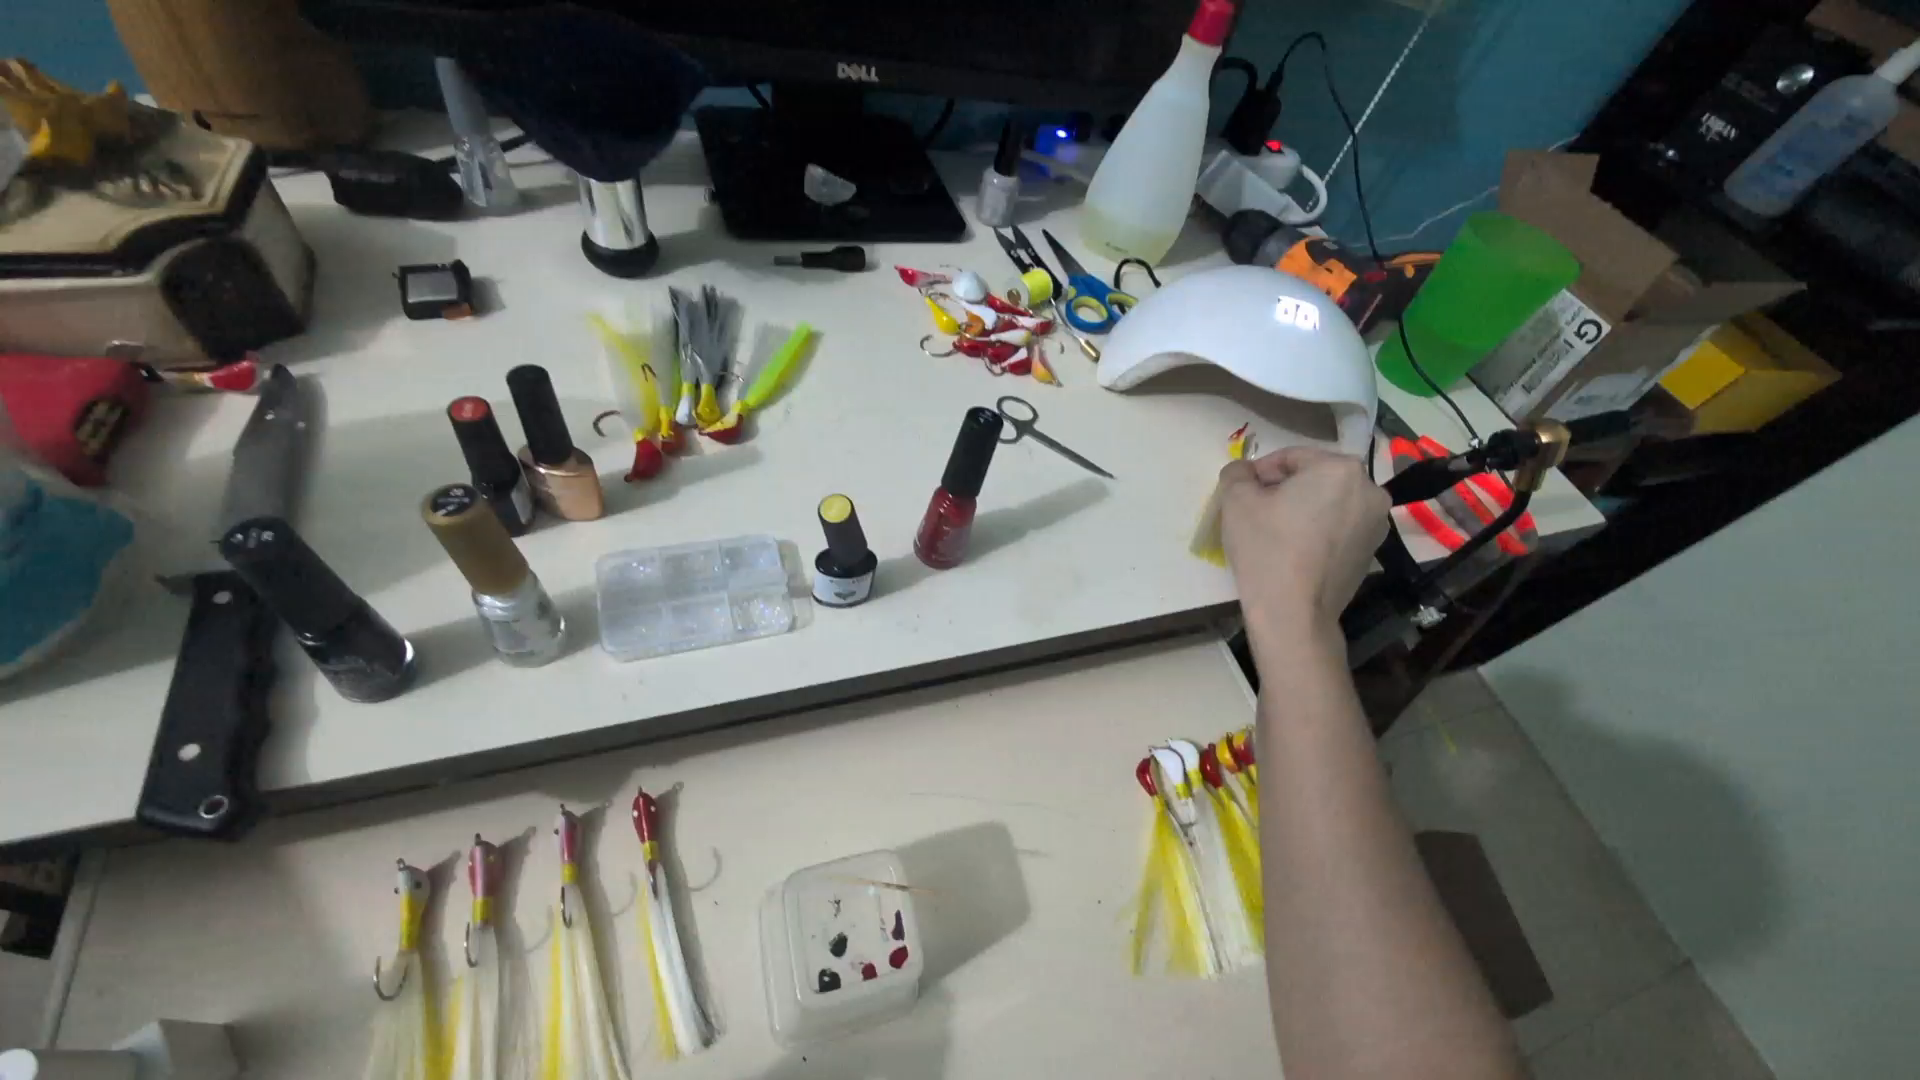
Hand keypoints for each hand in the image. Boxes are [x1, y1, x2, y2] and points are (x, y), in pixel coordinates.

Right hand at [1219, 445, 1389, 635]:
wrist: (1293, 613)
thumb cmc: (1266, 548)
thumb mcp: (1236, 501)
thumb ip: (1237, 473)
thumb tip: (1243, 471)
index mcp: (1339, 468)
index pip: (1291, 457)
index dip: (1260, 471)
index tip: (1242, 492)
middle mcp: (1369, 489)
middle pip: (1315, 478)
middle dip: (1284, 489)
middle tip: (1255, 510)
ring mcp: (1376, 523)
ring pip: (1329, 502)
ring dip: (1302, 508)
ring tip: (1275, 531)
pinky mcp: (1372, 551)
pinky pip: (1339, 527)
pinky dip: (1318, 530)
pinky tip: (1294, 550)